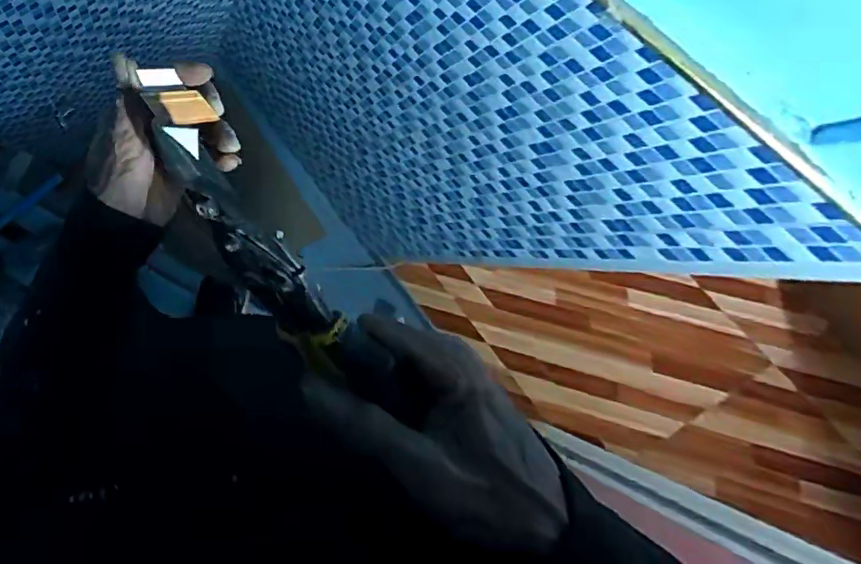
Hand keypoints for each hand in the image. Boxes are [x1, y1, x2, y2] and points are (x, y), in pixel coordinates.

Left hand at [85, 58, 240, 225]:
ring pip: (206, 126)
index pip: (165, 81)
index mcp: (138, 108)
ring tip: (228, 145)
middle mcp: (158, 120)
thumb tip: (120, 58)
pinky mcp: (187, 165)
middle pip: (192, 101)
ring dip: (221, 131)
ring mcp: (174, 142)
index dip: (185, 74)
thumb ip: (126, 98)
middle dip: (208, 103)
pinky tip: (229, 162)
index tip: (205, 74)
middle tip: (217, 110)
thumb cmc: (116, 170)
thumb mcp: (118, 131)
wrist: (123, 218)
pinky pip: (211, 154)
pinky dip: (223, 155)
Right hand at [302, 313, 568, 553]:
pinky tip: (396, 424)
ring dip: (371, 383)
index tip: (317, 371)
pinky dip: (392, 392)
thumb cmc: (488, 493)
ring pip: (390, 358)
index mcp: (444, 359)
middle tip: (345, 407)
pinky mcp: (460, 385)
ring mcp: (457, 366)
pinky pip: (408, 372)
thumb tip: (304, 384)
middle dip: (354, 368)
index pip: (370, 326)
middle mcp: (449, 350)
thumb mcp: (419, 465)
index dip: (339, 344)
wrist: (557, 534)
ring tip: (368, 420)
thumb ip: (361, 423)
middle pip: (379, 341)